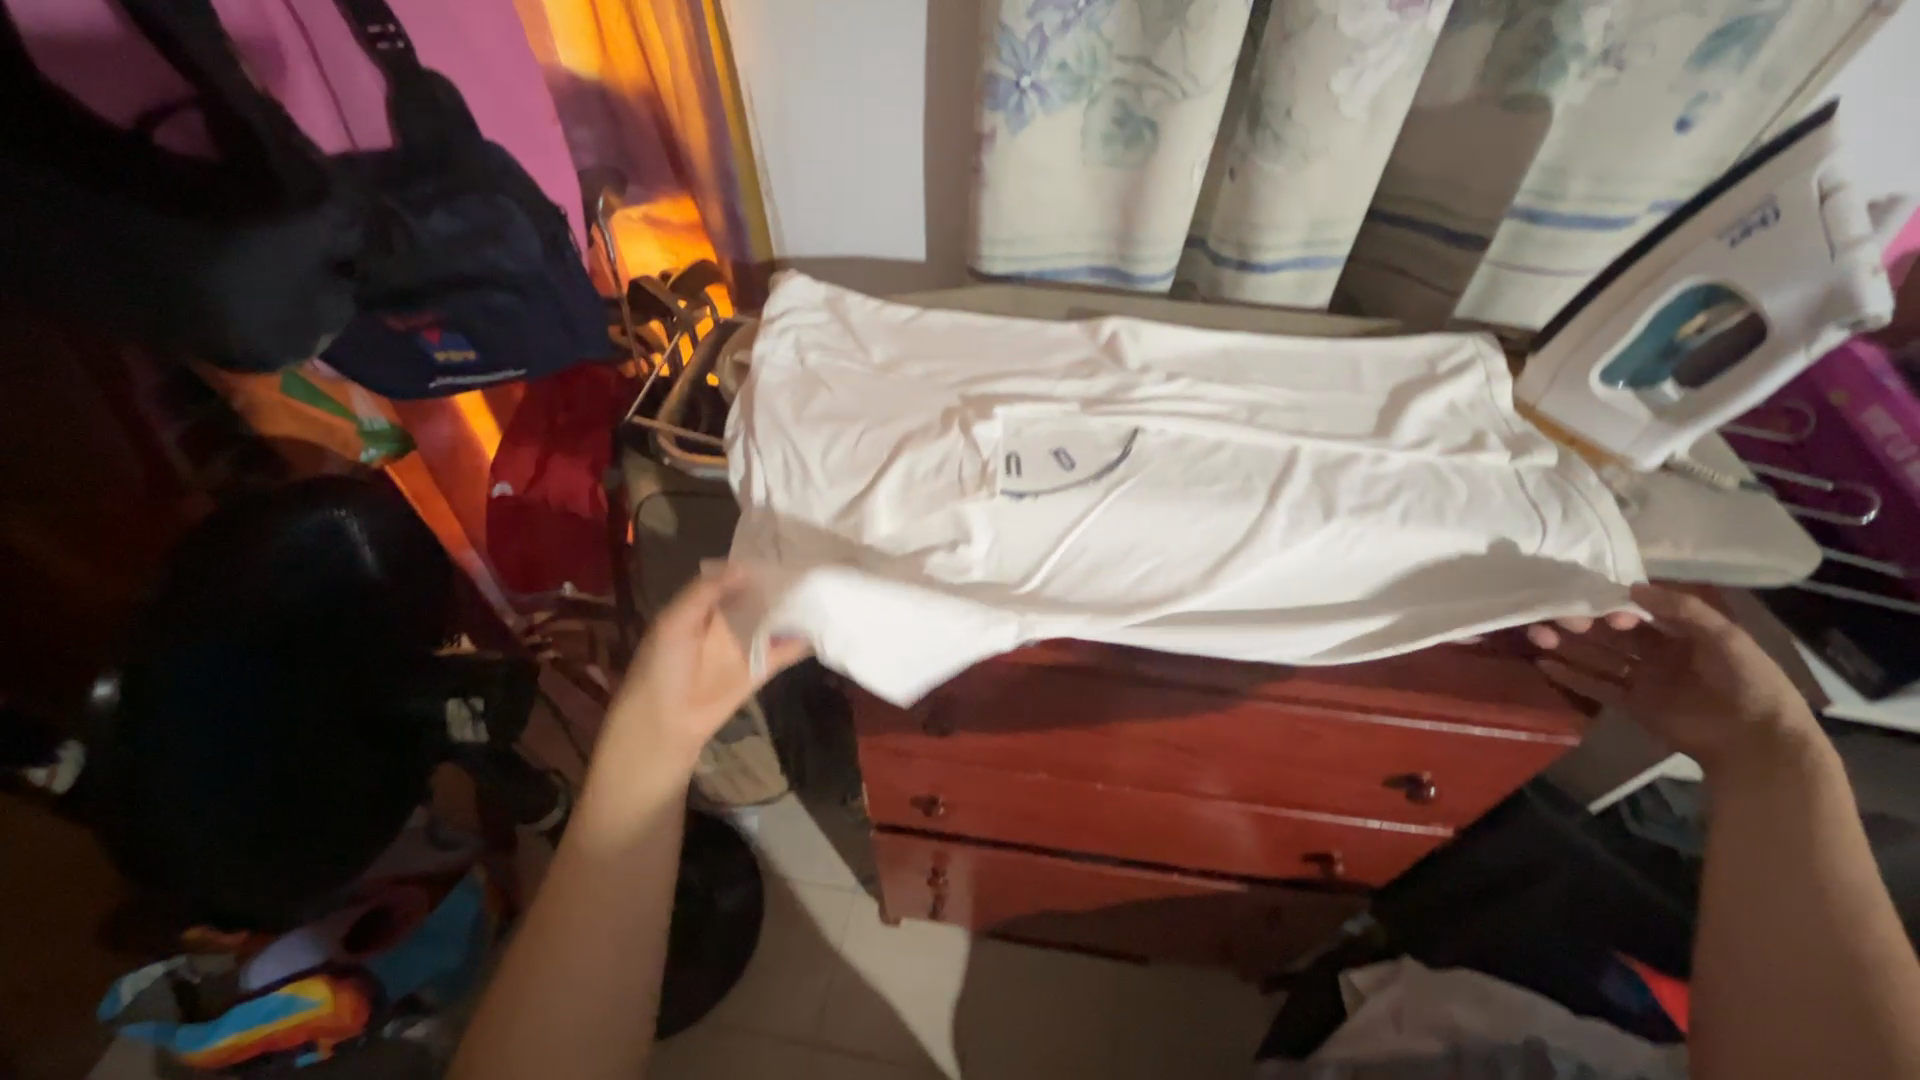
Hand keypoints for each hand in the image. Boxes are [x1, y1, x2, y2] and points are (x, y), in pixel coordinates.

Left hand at [603, 565, 809, 768]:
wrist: (665, 722)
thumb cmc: (663, 668)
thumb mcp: (674, 622)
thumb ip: (704, 593)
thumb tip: (744, 568)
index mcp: (702, 608)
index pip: (731, 580)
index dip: (752, 566)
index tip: (780, 550)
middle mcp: (726, 623)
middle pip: (757, 599)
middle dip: (778, 585)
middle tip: (810, 564)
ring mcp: (745, 646)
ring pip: (774, 622)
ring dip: (793, 610)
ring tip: (822, 589)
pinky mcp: (760, 670)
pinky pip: (784, 651)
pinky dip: (801, 642)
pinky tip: (822, 626)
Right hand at [1529, 584, 1820, 773]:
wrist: (1756, 740)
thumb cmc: (1749, 682)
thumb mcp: (1725, 637)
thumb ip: (1682, 610)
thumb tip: (1630, 587)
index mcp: (1684, 633)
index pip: (1638, 612)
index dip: (1613, 605)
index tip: (1591, 602)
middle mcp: (1659, 653)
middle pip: (1612, 633)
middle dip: (1582, 623)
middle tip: (1555, 617)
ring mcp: (1644, 679)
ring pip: (1598, 657)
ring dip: (1568, 646)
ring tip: (1535, 634)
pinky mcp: (1632, 704)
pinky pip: (1596, 686)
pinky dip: (1571, 676)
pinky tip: (1544, 664)